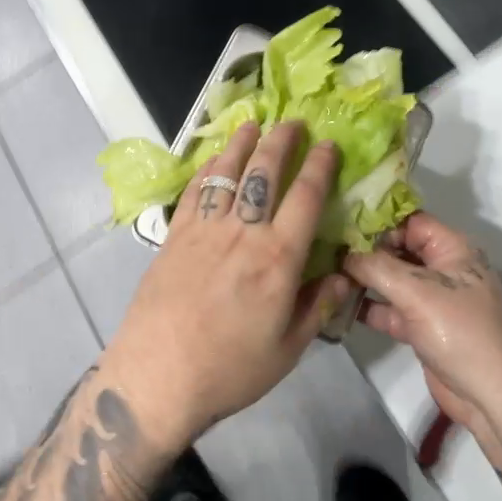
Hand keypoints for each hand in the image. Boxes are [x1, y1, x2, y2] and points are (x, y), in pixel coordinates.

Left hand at [98, 121, 354, 451]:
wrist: (157, 377)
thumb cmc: (229, 370)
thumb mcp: (287, 350)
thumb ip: (317, 307)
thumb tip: (344, 277)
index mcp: (278, 259)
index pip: (306, 197)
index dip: (320, 165)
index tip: (328, 145)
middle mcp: (243, 233)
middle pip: (264, 172)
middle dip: (282, 141)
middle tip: (294, 123)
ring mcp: (205, 229)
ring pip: (227, 172)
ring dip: (242, 144)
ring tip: (254, 124)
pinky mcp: (174, 235)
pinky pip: (195, 191)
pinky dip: (208, 169)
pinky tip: (215, 159)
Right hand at [342, 212, 501, 445]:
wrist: (493, 399)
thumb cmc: (461, 333)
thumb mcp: (417, 293)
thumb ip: (376, 267)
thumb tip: (342, 251)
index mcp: (453, 249)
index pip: (411, 221)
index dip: (378, 220)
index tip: (341, 222)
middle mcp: (444, 268)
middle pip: (399, 248)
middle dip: (365, 249)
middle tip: (327, 246)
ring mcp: (434, 299)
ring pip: (392, 279)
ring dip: (364, 278)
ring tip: (326, 271)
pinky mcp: (424, 327)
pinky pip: (392, 308)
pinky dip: (370, 306)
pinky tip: (338, 303)